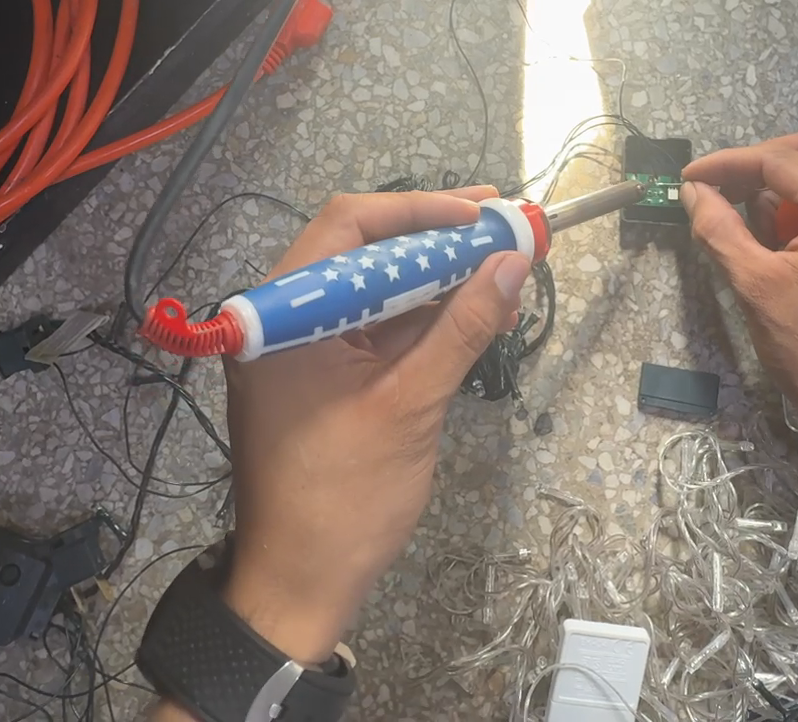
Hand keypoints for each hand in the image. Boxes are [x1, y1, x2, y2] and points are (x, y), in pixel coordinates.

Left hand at [218, 187, 529, 663]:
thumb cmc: (345, 500)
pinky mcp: (330, 369)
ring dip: (440, 277)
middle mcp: (289, 317)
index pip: (348, 227)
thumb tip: (513, 263)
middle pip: (367, 252)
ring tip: (505, 265)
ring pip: (380, 287)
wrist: (300, 586)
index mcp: (285, 316)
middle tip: (501, 226)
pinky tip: (479, 309)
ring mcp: (309, 344)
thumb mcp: (411, 406)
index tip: (478, 212)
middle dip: (437, 240)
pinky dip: (429, 315)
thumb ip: (462, 328)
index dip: (418, 211)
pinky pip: (382, 325)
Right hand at [680, 131, 797, 459]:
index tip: (688, 180)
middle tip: (720, 190)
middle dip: (760, 164)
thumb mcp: (756, 287)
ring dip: (787, 185)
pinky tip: (787, 238)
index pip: (779, 160)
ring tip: (750, 220)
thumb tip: (694, 192)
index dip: (727, 164)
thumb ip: (719, 228)